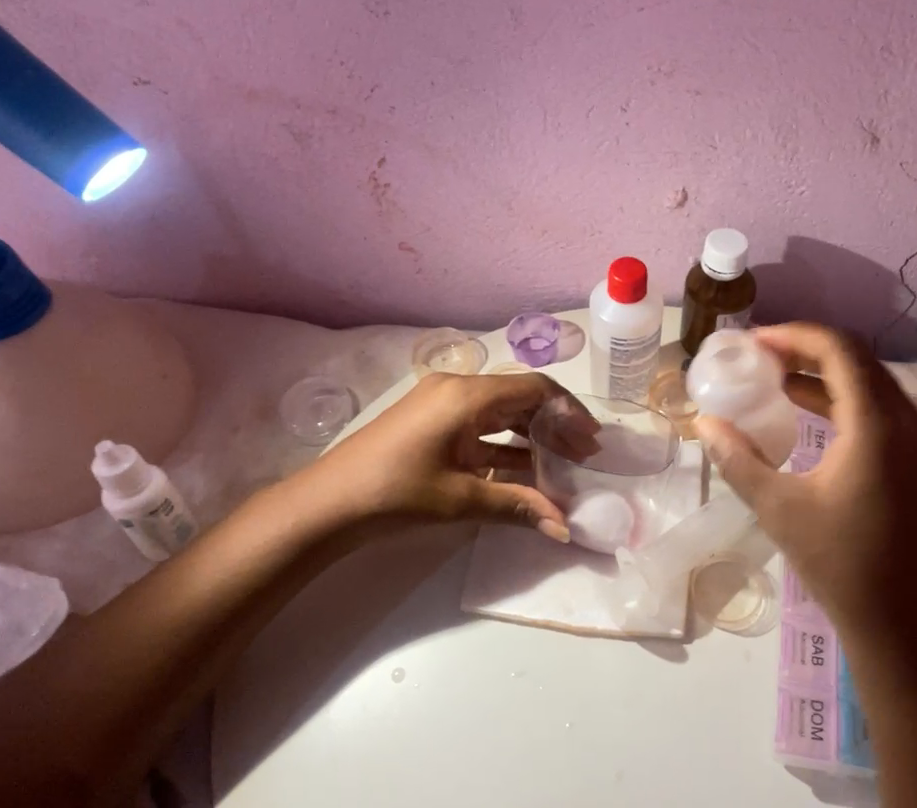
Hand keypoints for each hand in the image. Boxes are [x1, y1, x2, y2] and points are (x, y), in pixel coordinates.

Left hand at [303, 371, 573, 542]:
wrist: (324, 505)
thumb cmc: (394, 494)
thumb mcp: (461, 499)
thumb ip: (517, 505)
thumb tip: (564, 527)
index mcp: (466, 395)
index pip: (535, 389)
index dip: (569, 412)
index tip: (592, 441)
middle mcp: (457, 389)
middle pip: (521, 397)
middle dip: (555, 425)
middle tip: (584, 456)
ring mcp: (441, 404)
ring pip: (502, 411)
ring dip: (533, 435)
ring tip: (562, 464)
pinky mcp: (431, 422)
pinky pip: (481, 424)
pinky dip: (506, 443)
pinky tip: (526, 469)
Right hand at [694, 323, 916, 639]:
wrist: (906, 623)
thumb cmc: (841, 565)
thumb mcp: (780, 510)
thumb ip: (739, 460)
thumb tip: (704, 423)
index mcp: (875, 424)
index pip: (839, 350)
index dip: (794, 336)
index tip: (754, 343)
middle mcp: (905, 420)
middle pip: (856, 359)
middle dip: (806, 349)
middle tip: (760, 355)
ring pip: (869, 382)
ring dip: (824, 372)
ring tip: (775, 376)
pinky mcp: (916, 459)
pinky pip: (878, 407)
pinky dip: (841, 397)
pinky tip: (805, 409)